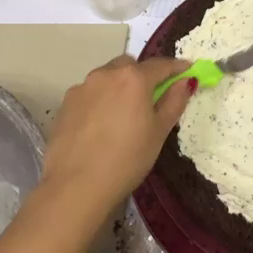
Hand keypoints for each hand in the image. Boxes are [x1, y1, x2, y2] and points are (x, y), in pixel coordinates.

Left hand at [41, 56, 192, 207]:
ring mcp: (81, 88)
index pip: (160, 65)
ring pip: (106, 77)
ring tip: (122, 116)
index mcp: (133, 79)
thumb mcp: (158, 132)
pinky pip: (88, 94)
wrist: (75, 186)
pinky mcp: (65, 104)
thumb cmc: (126, 160)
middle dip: (142, 75)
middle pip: (129, 66)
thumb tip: (185, 82)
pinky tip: (99, 127)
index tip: (187, 70)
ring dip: (118, 87)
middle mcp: (105, 74)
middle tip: (150, 98)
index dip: (176, 67)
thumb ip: (174, 101)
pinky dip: (99, 101)